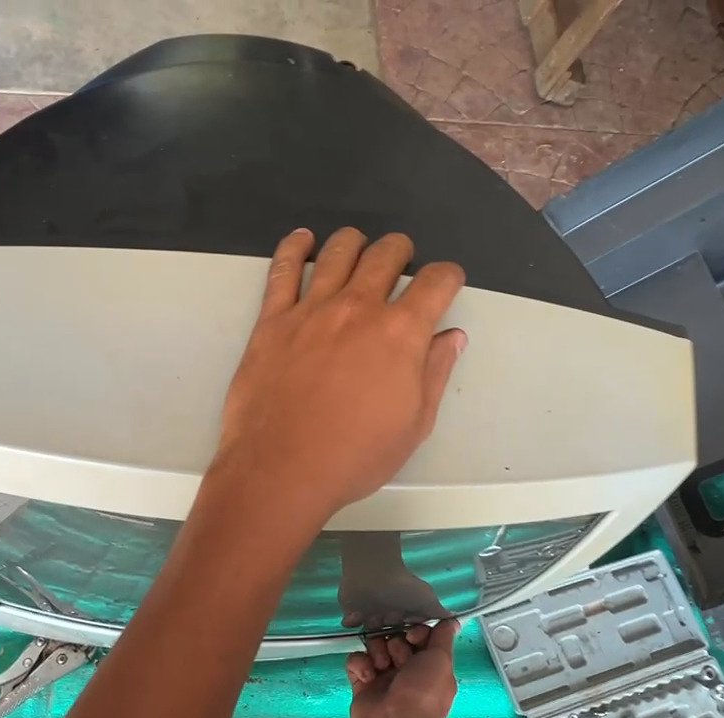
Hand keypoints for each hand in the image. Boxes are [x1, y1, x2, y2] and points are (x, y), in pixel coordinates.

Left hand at [215, 228, 466, 523]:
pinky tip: (303, 240)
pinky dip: (294, 247)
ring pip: (338, 252)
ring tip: (359, 249)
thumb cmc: (354, 457)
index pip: (436, 282)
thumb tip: (451, 337)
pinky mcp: (272, 320)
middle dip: (401, 251)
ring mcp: (311, 310)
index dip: (448, 277)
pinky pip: (283, 270)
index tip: (447, 283)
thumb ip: (434, 374)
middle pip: (386, 255)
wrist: (281, 470)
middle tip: (402, 262)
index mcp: (401, 333)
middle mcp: (358, 308)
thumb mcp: (413, 426)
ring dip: (355, 243)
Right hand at [346, 618, 460, 717]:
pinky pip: (357, 660)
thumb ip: (444, 637)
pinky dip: (360, 664)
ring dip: (378, 651)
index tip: (413, 636)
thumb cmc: (423, 693)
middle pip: (396, 637)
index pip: (420, 634)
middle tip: (399, 659)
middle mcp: (407, 669)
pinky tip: (368, 676)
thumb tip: (451, 622)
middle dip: (396, 644)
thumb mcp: (442, 660)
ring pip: (376, 645)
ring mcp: (383, 675)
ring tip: (381, 667)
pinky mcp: (362, 681)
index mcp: (429, 664)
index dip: (416, 630)